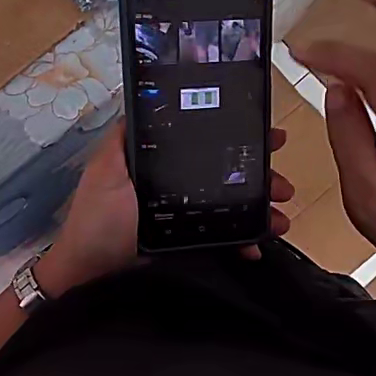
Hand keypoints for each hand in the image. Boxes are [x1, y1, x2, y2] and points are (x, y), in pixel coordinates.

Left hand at [37, 124, 295, 295]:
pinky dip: (240, 241)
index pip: (205, 140)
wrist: (91, 273)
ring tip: (281, 219)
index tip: (269, 138)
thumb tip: (143, 102)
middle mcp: (175, 182)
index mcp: (159, 161)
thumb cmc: (97, 219)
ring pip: (230, 204)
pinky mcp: (185, 240)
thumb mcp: (107, 170)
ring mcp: (182, 213)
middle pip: (225, 172)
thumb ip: (124, 139)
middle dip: (259, 177)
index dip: (238, 137)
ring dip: (258, 209)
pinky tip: (256, 246)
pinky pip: (220, 236)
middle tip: (284, 185)